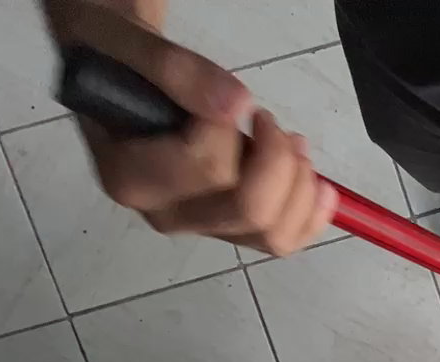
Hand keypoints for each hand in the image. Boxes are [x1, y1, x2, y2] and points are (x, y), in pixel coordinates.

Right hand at [44, 0, 334, 255]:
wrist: (118, 70)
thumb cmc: (117, 57)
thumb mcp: (126, 42)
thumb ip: (171, 69)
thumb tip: (234, 105)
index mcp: (131, 178)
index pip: (209, 168)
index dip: (237, 129)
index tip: (238, 99)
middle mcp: (166, 214)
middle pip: (250, 211)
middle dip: (280, 164)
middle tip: (275, 123)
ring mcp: (203, 227)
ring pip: (273, 234)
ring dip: (300, 189)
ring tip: (296, 146)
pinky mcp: (232, 230)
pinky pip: (285, 241)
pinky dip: (312, 215)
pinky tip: (323, 187)